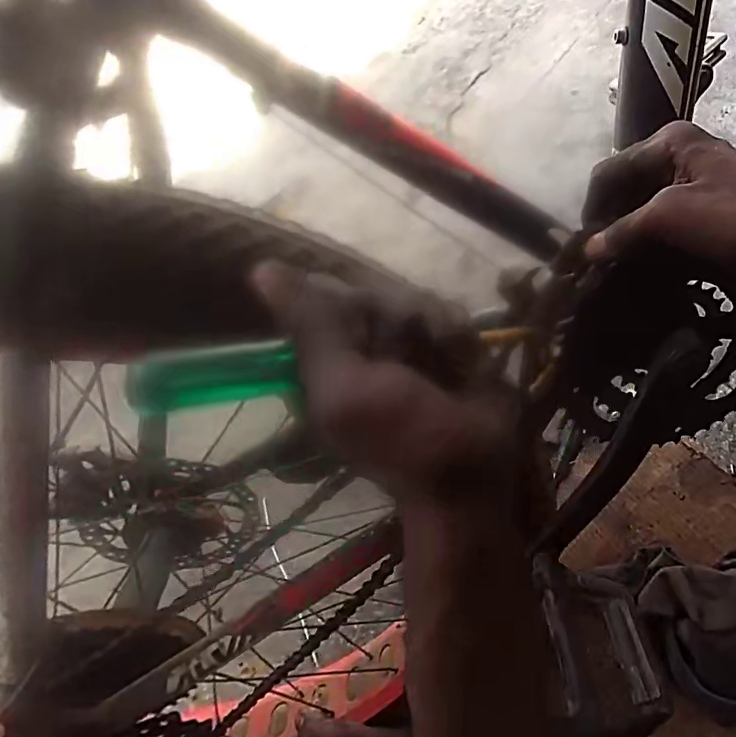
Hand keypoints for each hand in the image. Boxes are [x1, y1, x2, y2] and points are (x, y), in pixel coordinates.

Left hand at [249, 262, 520, 511]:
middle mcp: (362, 346)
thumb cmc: (402, 437)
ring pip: (415, 299)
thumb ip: (311, 330)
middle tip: (409, 360)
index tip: (369, 336)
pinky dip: (458, 335)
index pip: (327, 295)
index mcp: (325, 359)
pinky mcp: (445, 346)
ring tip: (446, 366)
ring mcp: (406, 345)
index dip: (352, 306)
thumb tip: (261, 268)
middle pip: (375, 292)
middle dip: (399, 319)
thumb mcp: (345, 388)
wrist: (475, 468)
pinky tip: (464, 360)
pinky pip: (448, 312)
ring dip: (435, 328)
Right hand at [583, 123, 735, 292]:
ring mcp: (696, 188)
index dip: (591, 209)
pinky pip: (667, 230)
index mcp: (668, 142)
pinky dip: (651, 249)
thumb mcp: (672, 216)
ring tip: (611, 273)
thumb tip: (587, 250)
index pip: (609, 172)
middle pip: (626, 192)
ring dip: (628, 241)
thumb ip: (624, 229)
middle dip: (609, 226)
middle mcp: (679, 158)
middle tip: (593, 265)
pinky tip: (639, 272)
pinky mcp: (708, 216)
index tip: (580, 249)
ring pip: (645, 213)